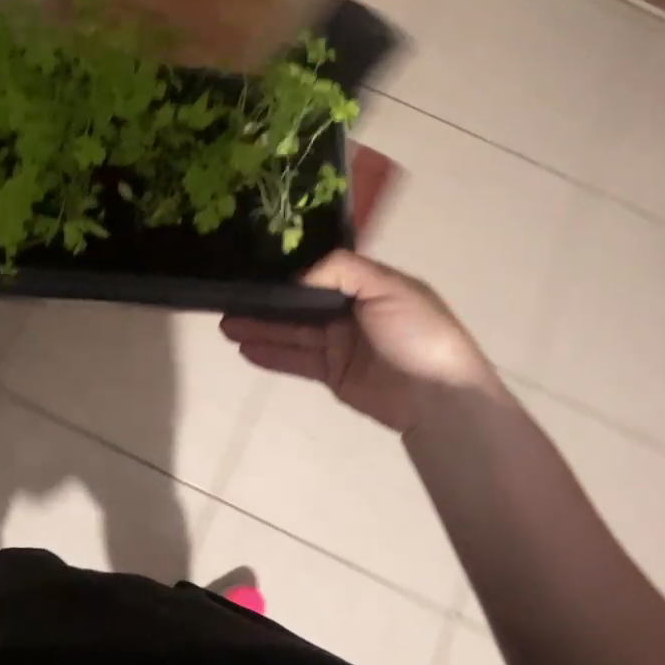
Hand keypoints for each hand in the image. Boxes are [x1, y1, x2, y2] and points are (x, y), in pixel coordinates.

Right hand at [220, 250, 492, 434]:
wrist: (438, 396)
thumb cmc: (417, 333)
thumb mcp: (387, 287)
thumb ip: (340, 271)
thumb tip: (295, 274)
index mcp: (368, 285)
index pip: (320, 274)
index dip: (288, 273)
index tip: (254, 269)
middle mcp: (351, 312)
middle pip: (300, 305)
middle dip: (265, 303)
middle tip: (227, 300)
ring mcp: (341, 345)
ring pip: (293, 333)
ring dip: (261, 329)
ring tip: (225, 325)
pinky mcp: (333, 374)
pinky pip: (296, 361)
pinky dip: (272, 355)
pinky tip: (245, 349)